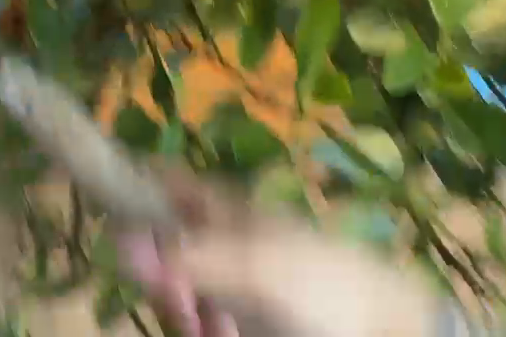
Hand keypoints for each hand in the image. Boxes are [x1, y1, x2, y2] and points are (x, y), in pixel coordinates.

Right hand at [118, 174, 446, 336]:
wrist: (388, 329)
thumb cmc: (318, 282)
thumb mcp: (248, 265)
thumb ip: (184, 254)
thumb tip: (117, 241)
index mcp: (217, 205)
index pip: (157, 183)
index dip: (130, 199)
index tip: (119, 238)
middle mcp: (217, 234)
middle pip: (161, 243)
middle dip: (160, 276)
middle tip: (180, 307)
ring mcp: (232, 276)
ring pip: (181, 288)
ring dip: (183, 311)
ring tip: (205, 330)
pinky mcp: (245, 315)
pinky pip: (205, 320)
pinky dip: (203, 329)